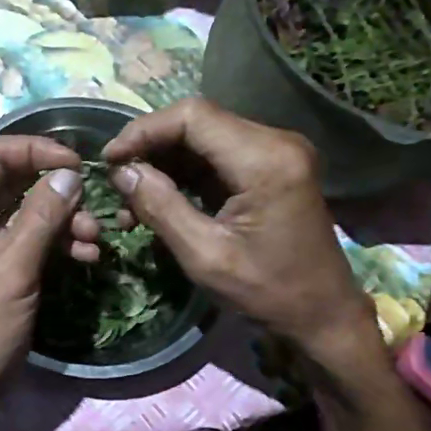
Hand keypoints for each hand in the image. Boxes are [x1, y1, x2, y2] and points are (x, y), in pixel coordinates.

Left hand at [0, 135, 83, 406]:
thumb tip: (69, 173)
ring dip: (64, 218)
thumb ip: (41, 216)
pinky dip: (58, 242)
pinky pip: (31, 237)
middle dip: (57, 190)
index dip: (37, 150)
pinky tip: (86, 258)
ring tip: (94, 240)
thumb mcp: (14, 269)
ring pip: (28, 209)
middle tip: (91, 208)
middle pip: (15, 179)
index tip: (79, 165)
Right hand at [102, 99, 370, 349]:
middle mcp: (275, 142)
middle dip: (149, 147)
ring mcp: (275, 153)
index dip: (143, 131)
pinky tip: (156, 201)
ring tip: (131, 200)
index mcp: (265, 160)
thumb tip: (120, 172)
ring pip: (201, 138)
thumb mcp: (204, 255)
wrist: (321, 313)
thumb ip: (160, 207)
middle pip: (196, 122)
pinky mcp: (269, 167)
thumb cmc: (267, 290)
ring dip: (162, 162)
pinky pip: (214, 156)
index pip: (192, 117)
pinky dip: (182, 174)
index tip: (109, 160)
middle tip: (116, 182)